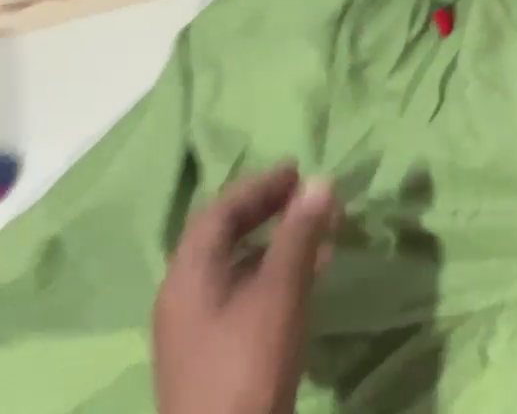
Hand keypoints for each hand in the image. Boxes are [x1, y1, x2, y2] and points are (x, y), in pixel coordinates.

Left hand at [153, 166, 339, 413]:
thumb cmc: (250, 355)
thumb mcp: (280, 289)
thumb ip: (299, 235)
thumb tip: (320, 182)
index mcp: (188, 277)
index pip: (216, 215)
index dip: (256, 187)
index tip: (299, 169)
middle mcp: (186, 292)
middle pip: (222, 235)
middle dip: (267, 207)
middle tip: (311, 190)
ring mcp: (201, 317)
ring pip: (238, 258)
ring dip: (278, 233)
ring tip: (321, 221)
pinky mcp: (222, 335)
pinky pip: (248, 281)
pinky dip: (279, 261)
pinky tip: (313, 263)